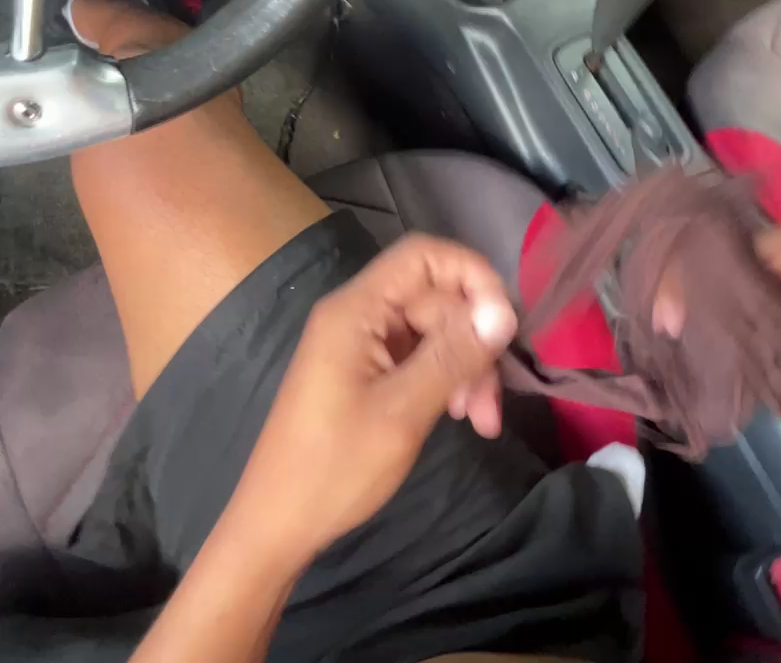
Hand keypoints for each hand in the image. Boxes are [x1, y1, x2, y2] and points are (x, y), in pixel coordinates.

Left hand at [221, 234, 518, 565]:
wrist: (277, 525)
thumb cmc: (334, 468)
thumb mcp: (402, 411)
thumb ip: (452, 355)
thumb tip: (503, 310)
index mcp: (356, 309)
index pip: (423, 255)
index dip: (471, 275)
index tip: (503, 322)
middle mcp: (358, 314)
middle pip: (435, 298)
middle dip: (473, 341)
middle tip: (494, 401)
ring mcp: (362, 342)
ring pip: (433, 330)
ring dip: (465, 367)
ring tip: (482, 421)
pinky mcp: (367, 369)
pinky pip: (419, 355)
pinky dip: (445, 379)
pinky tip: (462, 416)